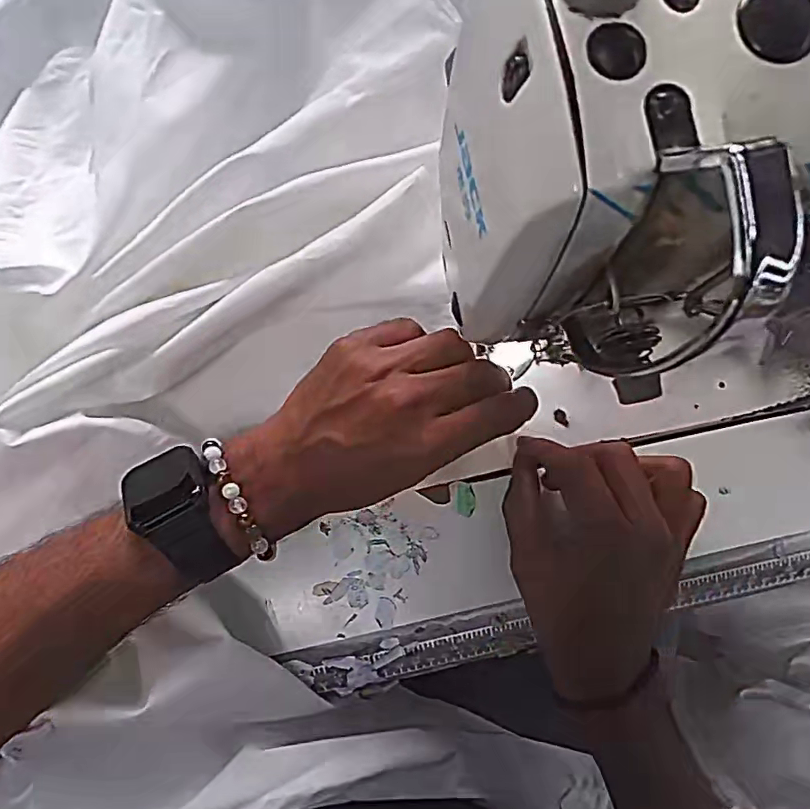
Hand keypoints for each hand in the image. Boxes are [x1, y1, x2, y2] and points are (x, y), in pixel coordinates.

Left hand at [225, 319, 536, 539]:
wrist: (289, 465)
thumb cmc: (342, 480)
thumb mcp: (408, 479)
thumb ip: (451, 451)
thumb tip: (478, 429)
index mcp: (426, 443)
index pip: (494, 413)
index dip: (517, 405)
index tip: (520, 402)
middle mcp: (408, 401)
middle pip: (479, 373)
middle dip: (494, 380)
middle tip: (490, 386)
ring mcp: (381, 368)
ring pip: (450, 344)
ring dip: (461, 358)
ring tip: (452, 370)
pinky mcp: (356, 348)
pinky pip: (407, 328)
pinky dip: (419, 341)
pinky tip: (414, 356)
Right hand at [503, 438, 706, 701]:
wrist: (601, 662)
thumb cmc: (564, 620)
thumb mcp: (527, 558)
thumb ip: (522, 503)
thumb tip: (525, 467)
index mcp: (605, 529)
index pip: (576, 464)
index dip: (545, 451)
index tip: (530, 451)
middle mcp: (645, 527)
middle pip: (617, 456)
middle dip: (579, 455)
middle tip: (555, 469)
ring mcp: (669, 535)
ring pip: (662, 468)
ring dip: (626, 463)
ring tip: (598, 478)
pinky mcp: (681, 544)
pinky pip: (686, 496)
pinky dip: (663, 485)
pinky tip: (635, 495)